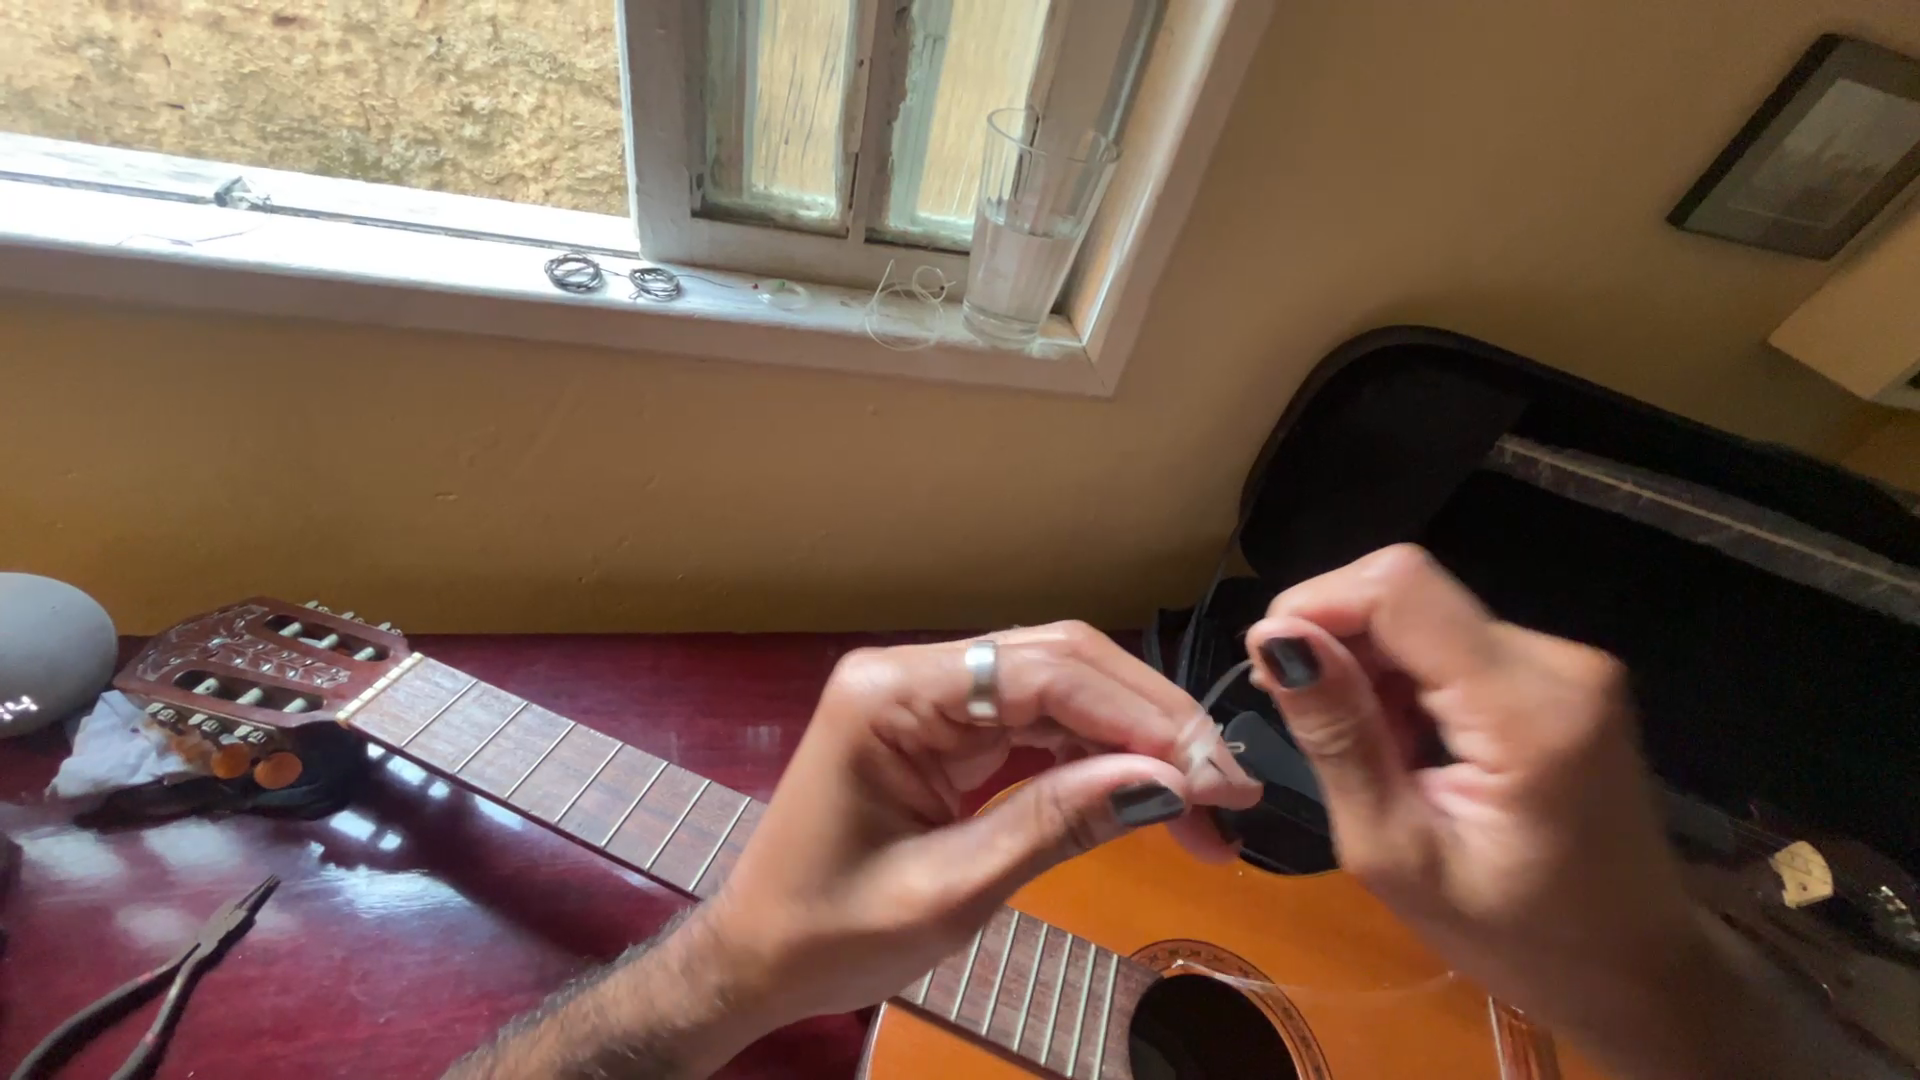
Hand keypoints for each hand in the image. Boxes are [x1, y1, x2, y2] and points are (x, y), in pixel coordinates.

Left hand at [704, 622, 1261, 1031]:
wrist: (756, 954)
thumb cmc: (829, 933)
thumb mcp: (949, 890)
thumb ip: (1056, 821)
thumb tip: (1166, 784)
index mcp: (893, 692)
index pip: (1040, 674)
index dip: (1138, 719)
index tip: (1217, 780)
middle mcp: (913, 670)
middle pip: (1056, 663)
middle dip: (1147, 721)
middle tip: (1223, 791)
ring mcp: (928, 691)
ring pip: (1055, 687)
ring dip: (1130, 737)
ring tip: (1199, 802)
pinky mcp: (942, 722)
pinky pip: (1033, 719)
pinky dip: (1093, 752)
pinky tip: (1140, 788)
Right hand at [1243, 545, 1714, 1077]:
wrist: (1638, 974)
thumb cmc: (1513, 935)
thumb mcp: (1393, 850)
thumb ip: (1336, 735)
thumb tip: (1272, 637)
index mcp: (1526, 710)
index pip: (1399, 588)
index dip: (1315, 604)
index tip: (1270, 668)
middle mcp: (1555, 661)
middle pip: (1404, 590)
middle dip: (1332, 638)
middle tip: (1306, 718)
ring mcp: (1560, 662)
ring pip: (1415, 610)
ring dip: (1360, 661)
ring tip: (1362, 743)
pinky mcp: (1552, 671)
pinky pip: (1441, 636)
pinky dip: (1394, 673)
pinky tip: (1397, 735)